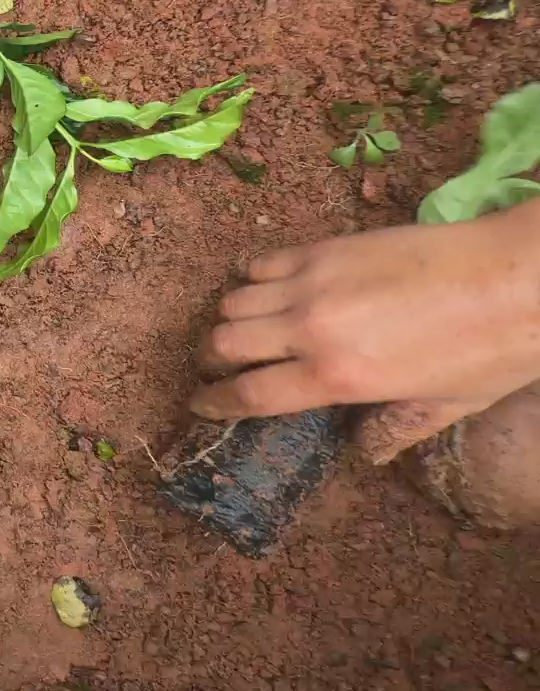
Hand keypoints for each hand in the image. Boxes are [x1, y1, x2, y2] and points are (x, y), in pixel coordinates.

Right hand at [191, 198, 539, 456]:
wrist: (522, 275)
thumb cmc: (498, 346)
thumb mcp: (454, 400)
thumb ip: (397, 425)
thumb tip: (364, 454)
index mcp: (340, 376)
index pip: (250, 394)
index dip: (215, 402)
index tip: (200, 404)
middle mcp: (308, 332)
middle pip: (221, 343)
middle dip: (213, 358)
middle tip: (222, 363)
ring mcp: (305, 287)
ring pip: (230, 304)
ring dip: (233, 319)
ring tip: (250, 325)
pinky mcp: (312, 253)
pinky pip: (256, 268)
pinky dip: (254, 281)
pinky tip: (273, 289)